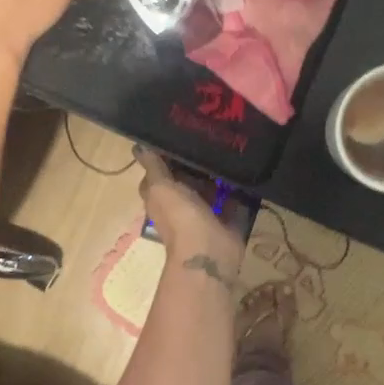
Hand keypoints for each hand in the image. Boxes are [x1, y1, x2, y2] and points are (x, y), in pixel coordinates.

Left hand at [135, 147, 243, 280]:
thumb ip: (153, 166)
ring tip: (228, 146)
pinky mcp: (225, 219)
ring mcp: (203, 213)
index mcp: (160, 197)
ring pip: (208, 188)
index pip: (157, 173)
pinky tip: (244, 167)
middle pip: (185, 179)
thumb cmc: (179, 216)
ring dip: (216, 173)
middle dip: (194, 162)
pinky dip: (237, 188)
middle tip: (209, 135)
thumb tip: (138, 145)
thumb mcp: (160, 186)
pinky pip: (231, 199)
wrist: (207, 250)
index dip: (164, 156)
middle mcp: (179, 205)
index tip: (178, 134)